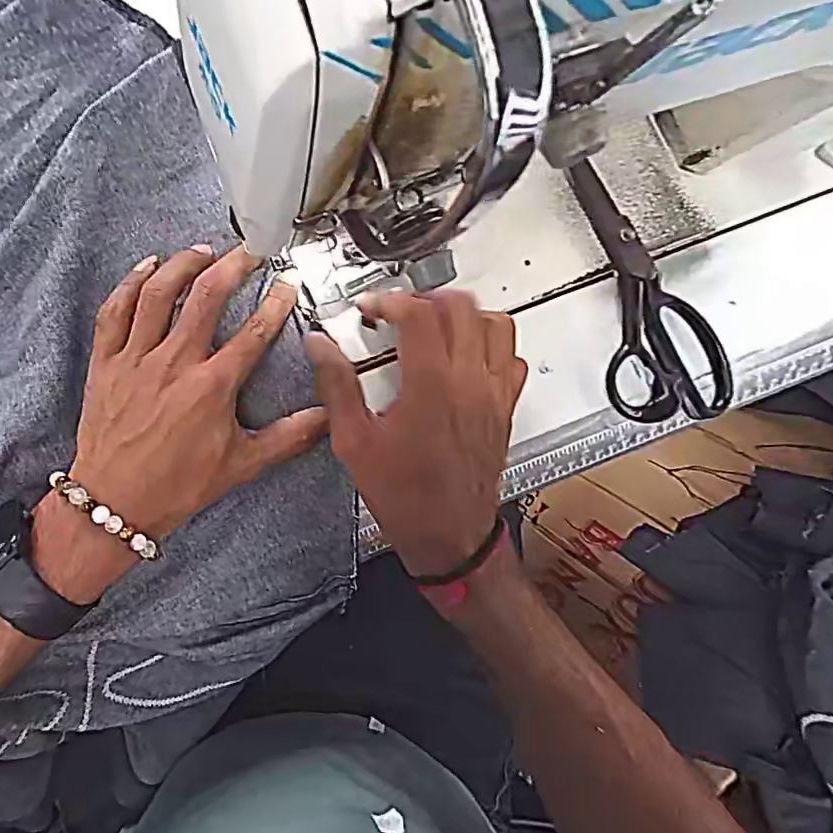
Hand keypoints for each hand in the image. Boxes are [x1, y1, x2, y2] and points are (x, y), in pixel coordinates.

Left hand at [34, 244, 329, 599]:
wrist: (116, 502)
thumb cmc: (175, 486)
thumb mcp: (241, 465)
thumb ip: (288, 438)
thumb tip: (326, 419)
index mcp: (211, 387)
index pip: (252, 332)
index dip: (275, 303)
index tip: (286, 286)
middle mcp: (174, 364)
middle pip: (206, 297)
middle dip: (232, 266)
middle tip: (248, 253)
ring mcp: (136, 360)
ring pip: (158, 293)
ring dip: (183, 265)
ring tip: (202, 250)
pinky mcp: (106, 363)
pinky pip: (114, 311)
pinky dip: (130, 283)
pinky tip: (146, 268)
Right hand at [305, 291, 525, 577]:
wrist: (448, 534)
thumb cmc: (406, 496)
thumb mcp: (354, 441)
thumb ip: (337, 385)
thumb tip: (321, 348)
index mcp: (430, 387)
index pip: (418, 314)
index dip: (389, 301)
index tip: (372, 309)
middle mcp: (469, 383)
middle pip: (460, 307)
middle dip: (424, 299)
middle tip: (399, 313)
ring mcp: (493, 394)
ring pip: (495, 323)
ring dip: (462, 314)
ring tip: (433, 325)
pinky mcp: (505, 408)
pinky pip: (510, 357)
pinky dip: (490, 343)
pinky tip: (466, 356)